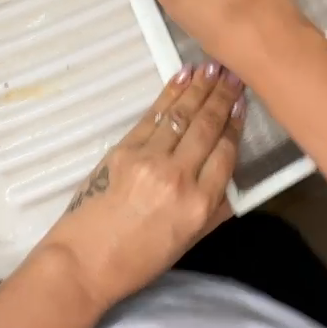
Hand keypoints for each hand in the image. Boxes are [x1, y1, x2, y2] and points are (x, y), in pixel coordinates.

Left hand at [35, 62, 245, 310]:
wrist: (85, 261)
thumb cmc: (140, 259)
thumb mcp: (188, 242)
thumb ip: (214, 209)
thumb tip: (231, 178)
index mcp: (199, 205)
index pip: (226, 153)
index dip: (235, 124)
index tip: (241, 102)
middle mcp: (179, 177)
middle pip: (206, 127)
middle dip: (222, 97)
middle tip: (234, 74)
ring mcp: (150, 159)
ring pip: (181, 115)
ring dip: (199, 87)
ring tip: (213, 67)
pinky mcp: (124, 148)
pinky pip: (154, 115)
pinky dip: (170, 93)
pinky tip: (183, 78)